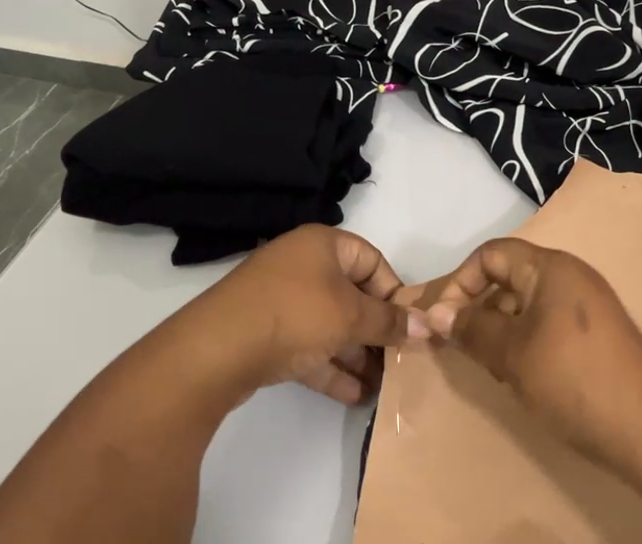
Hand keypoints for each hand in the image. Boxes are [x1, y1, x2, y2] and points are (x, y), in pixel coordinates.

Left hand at [201, 225, 426, 404]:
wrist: (213, 351)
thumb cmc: (294, 315)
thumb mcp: (351, 317)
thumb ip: (390, 323)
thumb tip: (428, 326)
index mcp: (323, 245)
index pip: (373, 262)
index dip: (394, 294)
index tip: (407, 327)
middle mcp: (301, 265)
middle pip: (351, 295)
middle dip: (375, 331)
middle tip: (397, 362)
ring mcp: (279, 300)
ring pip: (329, 324)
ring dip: (355, 354)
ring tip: (380, 386)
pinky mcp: (263, 334)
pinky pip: (306, 346)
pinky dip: (329, 367)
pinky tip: (352, 396)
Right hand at [419, 239, 641, 456]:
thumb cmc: (572, 378)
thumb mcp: (512, 353)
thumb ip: (471, 329)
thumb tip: (435, 314)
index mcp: (550, 267)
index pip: (491, 255)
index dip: (460, 283)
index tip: (442, 323)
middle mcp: (568, 276)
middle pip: (507, 279)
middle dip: (478, 310)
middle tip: (462, 351)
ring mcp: (583, 305)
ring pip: (524, 305)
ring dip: (500, 331)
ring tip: (492, 369)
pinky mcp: (592, 334)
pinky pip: (544, 325)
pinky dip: (524, 344)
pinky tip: (519, 377)